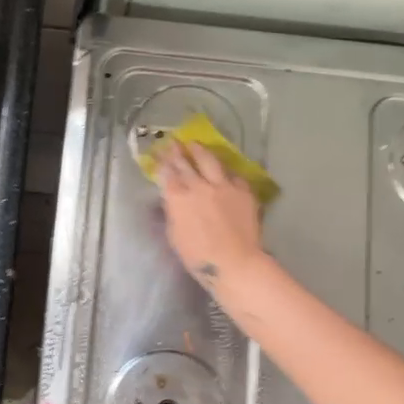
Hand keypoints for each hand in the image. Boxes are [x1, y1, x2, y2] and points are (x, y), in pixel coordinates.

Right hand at [158, 142, 264, 287]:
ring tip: (196, 145)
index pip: (168, 173)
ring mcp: (223, 185)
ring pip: (211, 161)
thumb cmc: (197, 256)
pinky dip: (226, 173)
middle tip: (174, 142)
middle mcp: (199, 186)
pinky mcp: (243, 191)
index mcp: (178, 198)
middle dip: (178, 151)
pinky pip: (234, 176)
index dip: (163, 162)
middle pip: (187, 163)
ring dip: (201, 151)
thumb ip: (173, 213)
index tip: (159, 152)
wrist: (233, 261)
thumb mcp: (174, 235)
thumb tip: (171, 201)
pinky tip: (225, 172)